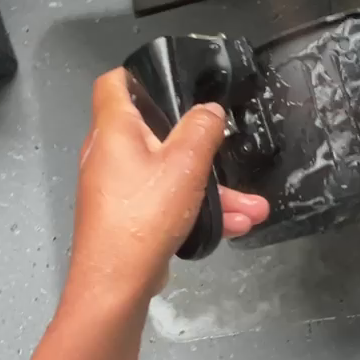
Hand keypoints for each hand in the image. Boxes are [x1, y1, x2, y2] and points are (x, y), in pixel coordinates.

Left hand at [64, 69, 269, 309]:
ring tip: (250, 206)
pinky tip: (232, 225)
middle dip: (201, 148)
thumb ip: (202, 130)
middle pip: (156, 134)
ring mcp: (117, 188)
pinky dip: (196, 208)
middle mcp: (109, 154)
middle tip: (227, 153)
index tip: (172, 81)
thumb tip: (210, 110)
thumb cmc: (142, 215)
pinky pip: (166, 202)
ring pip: (169, 175)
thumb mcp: (184, 165)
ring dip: (211, 188)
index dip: (140, 75)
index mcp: (114, 129)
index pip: (114, 83)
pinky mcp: (127, 217)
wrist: (115, 284)